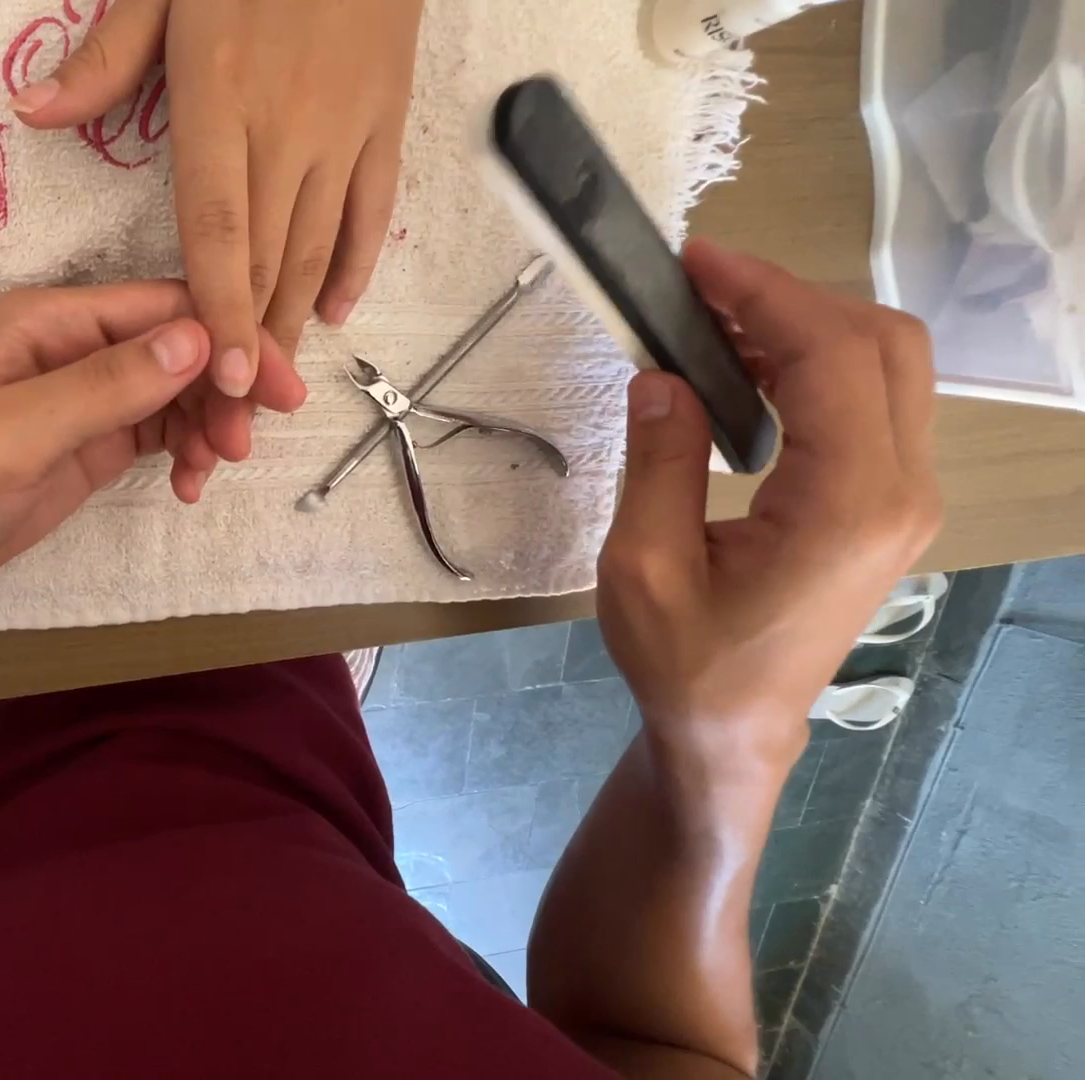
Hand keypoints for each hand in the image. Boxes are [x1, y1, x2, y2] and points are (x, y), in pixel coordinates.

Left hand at [0, 282, 221, 609]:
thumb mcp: (15, 436)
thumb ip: (102, 387)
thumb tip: (196, 342)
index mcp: (50, 321)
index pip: (159, 308)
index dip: (222, 338)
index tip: (269, 388)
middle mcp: (77, 345)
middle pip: (179, 347)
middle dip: (224, 389)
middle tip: (246, 444)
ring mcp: (91, 394)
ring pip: (179, 390)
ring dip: (209, 424)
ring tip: (211, 470)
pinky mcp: (99, 439)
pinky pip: (163, 431)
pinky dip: (187, 452)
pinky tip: (189, 486)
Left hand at [11, 0, 419, 450]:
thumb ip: (102, 60)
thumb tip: (30, 111)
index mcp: (220, 105)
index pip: (217, 231)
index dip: (221, 311)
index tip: (222, 380)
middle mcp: (286, 131)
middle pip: (266, 260)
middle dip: (253, 342)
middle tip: (239, 409)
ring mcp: (345, 131)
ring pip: (317, 249)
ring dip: (296, 321)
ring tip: (273, 379)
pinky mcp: (387, 122)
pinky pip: (373, 212)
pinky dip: (355, 266)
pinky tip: (335, 314)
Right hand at [597, 242, 942, 764]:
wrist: (730, 723)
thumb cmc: (681, 656)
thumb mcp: (642, 562)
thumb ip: (658, 462)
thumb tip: (660, 377)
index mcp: (846, 502)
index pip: (831, 359)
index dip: (765, 295)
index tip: (697, 262)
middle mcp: (900, 489)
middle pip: (882, 346)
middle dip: (792, 298)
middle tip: (700, 286)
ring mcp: (903, 498)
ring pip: (887, 369)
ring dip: (805, 327)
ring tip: (714, 320)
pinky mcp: (883, 506)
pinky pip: (869, 406)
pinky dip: (813, 367)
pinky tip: (748, 370)